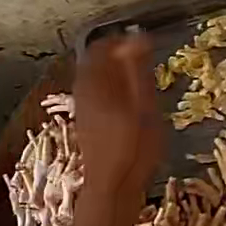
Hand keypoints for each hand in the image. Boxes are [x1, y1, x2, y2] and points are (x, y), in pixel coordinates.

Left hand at [71, 32, 163, 196]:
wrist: (111, 187)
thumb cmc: (134, 148)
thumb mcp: (144, 106)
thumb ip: (136, 71)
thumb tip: (135, 38)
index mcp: (95, 82)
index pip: (101, 46)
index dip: (122, 40)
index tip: (144, 43)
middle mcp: (82, 90)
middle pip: (94, 60)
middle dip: (116, 54)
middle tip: (143, 58)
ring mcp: (81, 107)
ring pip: (93, 76)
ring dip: (112, 70)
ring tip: (137, 78)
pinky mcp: (85, 121)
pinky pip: (93, 92)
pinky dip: (109, 87)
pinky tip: (127, 100)